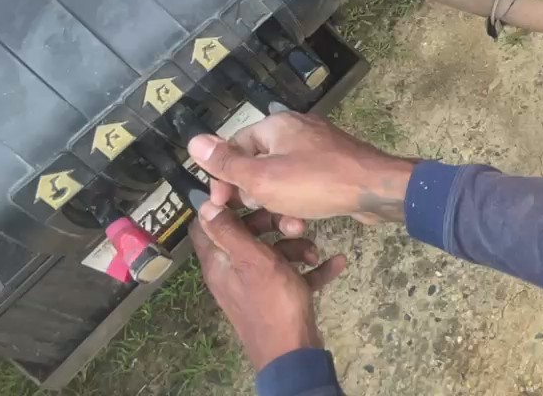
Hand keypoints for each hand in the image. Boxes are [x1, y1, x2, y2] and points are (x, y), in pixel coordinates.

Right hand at [189, 112, 415, 225]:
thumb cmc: (315, 181)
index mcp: (276, 125)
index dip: (224, 177)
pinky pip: (303, 183)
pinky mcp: (332, 164)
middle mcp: (295, 130)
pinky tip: (304, 221)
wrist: (373, 187)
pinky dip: (299, 202)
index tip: (223, 205)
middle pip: (257, 164)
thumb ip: (228, 163)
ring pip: (280, 179)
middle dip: (256, 194)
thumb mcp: (263, 177)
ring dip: (278, 204)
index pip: (234, 146)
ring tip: (289, 222)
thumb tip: (194, 139)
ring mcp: (316, 146)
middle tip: (264, 211)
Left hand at [190, 204, 346, 371]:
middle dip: (275, 224)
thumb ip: (230, 233)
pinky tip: (337, 261)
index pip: (207, 227)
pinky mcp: (280, 295)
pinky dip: (314, 268)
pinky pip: (296, 273)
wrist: (293, 352)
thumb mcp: (252, 261)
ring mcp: (258, 284)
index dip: (223, 206)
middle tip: (297, 223)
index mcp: (222, 262)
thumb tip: (206, 206)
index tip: (248, 190)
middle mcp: (235, 271)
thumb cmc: (272, 302)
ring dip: (298, 246)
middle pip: (249, 233)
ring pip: (275, 251)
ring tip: (315, 251)